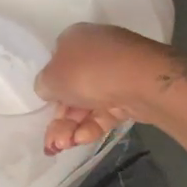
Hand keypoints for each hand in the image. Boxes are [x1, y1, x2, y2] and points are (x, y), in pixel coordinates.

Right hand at [35, 23, 186, 153]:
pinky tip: (82, 139)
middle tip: (53, 142)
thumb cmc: (87, 72)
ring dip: (71, 128)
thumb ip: (44, 85)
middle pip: (71, 91)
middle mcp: (97, 53)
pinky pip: (105, 111)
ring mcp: (117, 73)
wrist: (143, 80)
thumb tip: (51, 89)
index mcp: (76, 39)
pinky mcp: (132, 92)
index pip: (56, 65)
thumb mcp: (50, 78)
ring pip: (87, 105)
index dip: (49, 90)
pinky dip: (92, 127)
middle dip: (59, 120)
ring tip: (64, 146)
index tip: (46, 108)